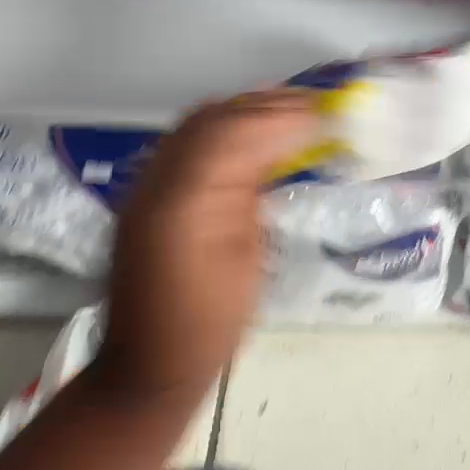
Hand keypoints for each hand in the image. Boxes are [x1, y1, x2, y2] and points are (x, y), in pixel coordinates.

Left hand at [91, 89, 319, 406]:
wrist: (147, 365)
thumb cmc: (210, 324)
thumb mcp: (247, 260)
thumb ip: (256, 194)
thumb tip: (286, 146)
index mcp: (184, 203)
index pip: (233, 133)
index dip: (280, 115)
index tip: (323, 112)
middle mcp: (158, 181)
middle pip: (213, 118)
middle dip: (265, 104)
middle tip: (312, 104)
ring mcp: (146, 184)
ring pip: (196, 122)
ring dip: (244, 109)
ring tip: (288, 108)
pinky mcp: (147, 190)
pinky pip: (185, 139)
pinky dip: (222, 124)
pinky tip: (251, 128)